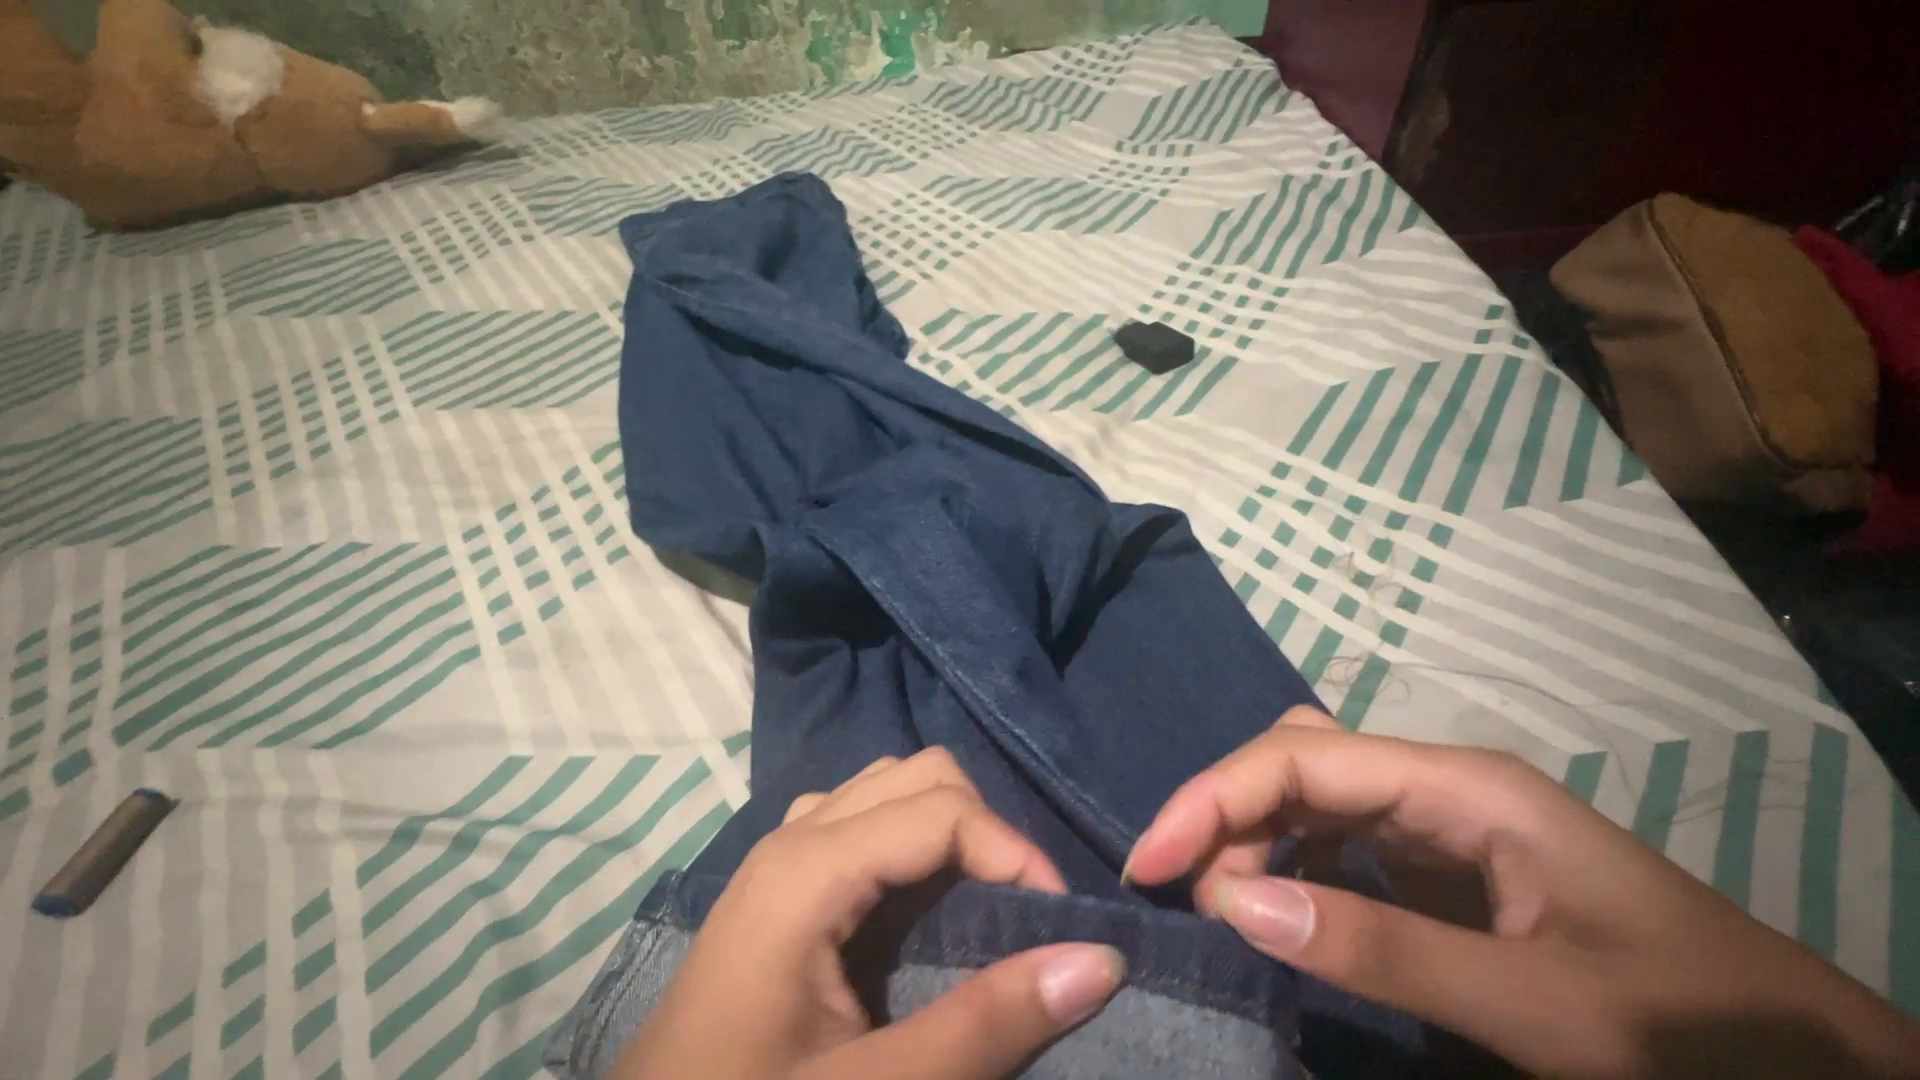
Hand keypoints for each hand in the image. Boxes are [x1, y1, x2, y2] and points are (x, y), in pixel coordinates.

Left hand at [616, 748, 1125, 1079]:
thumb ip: (985, 1023)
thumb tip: (1099, 958)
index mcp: (808, 870)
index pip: (942, 810)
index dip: (1015, 853)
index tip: (1059, 924)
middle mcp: (796, 834)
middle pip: (920, 774)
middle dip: (986, 829)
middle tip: (1020, 912)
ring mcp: (784, 849)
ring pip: (891, 786)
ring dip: (949, 828)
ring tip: (980, 904)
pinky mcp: (783, 877)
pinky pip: (863, 816)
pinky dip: (911, 839)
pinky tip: (917, 905)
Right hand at [1126, 708, 1919, 1079]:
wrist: (1812, 1067)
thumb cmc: (1694, 1027)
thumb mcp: (1545, 1003)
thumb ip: (1386, 948)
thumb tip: (1236, 906)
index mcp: (1461, 785)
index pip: (1300, 757)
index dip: (1211, 799)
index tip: (1149, 866)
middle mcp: (1439, 786)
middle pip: (1296, 764)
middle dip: (1226, 816)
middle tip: (1192, 902)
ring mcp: (1441, 826)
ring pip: (1310, 800)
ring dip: (1253, 845)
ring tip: (1230, 917)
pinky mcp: (1443, 870)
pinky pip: (1339, 847)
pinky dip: (1290, 873)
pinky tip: (1283, 917)